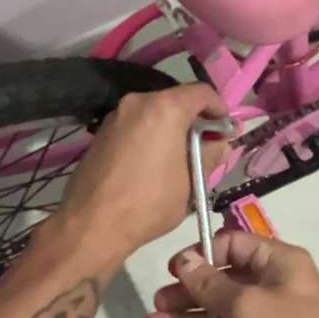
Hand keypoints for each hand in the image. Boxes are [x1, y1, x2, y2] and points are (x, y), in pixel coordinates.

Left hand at [56, 83, 230, 255]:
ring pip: (153, 112)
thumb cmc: (149, 202)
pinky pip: (135, 125)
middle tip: (207, 145)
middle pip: (176, 100)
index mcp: (165, 108)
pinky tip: (153, 161)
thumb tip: (219, 143)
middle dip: (194, 119)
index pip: (202, 92)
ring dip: (171, 127)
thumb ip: (211, 155)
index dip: (219, 108)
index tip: (227, 129)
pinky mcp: (100, 132)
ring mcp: (115, 116)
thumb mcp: (192, 182)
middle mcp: (138, 102)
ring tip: (180, 156)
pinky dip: (150, 134)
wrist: (91, 225)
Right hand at [146, 233, 318, 317]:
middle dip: (188, 293)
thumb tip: (185, 260)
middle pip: (223, 284)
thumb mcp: (247, 306)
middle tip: (157, 305)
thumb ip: (211, 285)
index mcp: (279, 264)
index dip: (202, 255)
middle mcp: (275, 289)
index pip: (234, 245)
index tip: (174, 270)